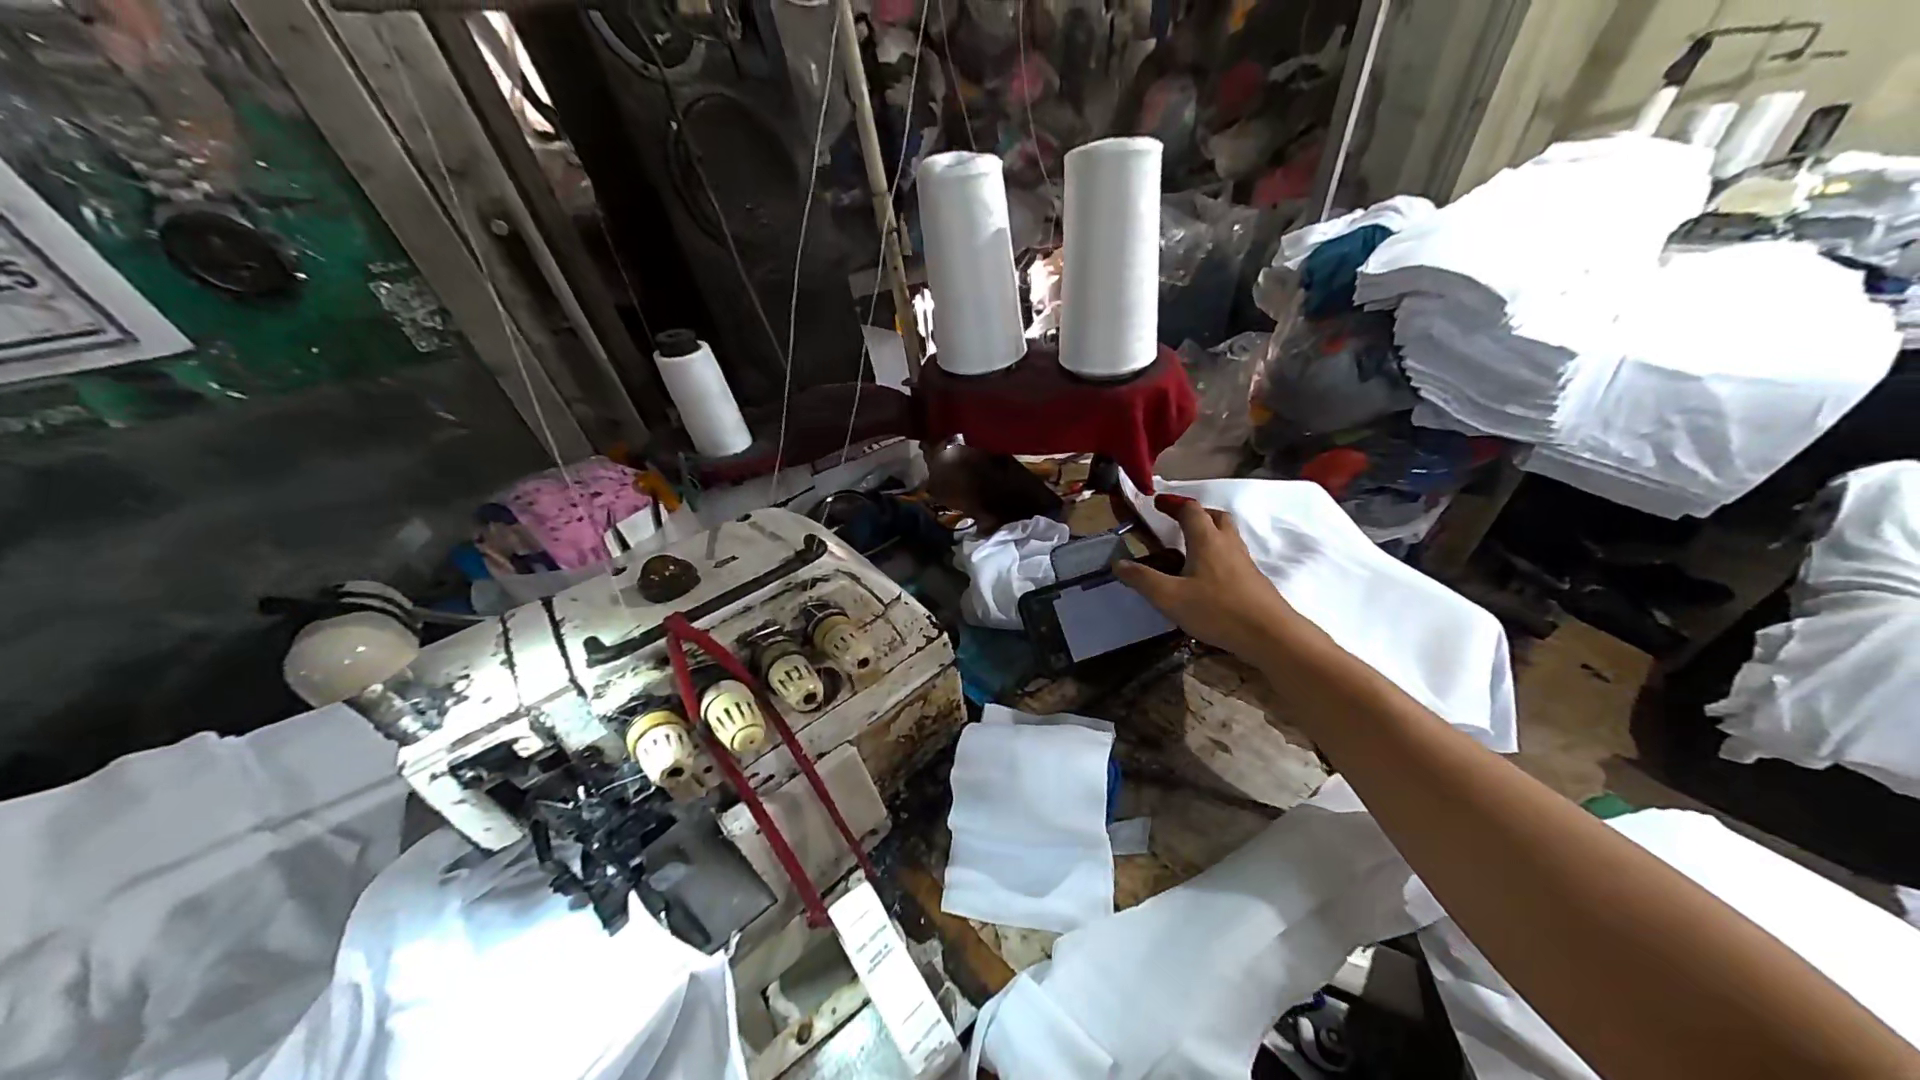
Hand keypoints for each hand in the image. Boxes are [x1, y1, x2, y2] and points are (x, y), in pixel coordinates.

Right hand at [1114, 495, 1305, 660]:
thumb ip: (1142, 579)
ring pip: (1227, 535)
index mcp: (1206, 539)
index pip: (1190, 510)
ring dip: (1208, 532)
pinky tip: (1206, 576)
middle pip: (1214, 516)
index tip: (1157, 504)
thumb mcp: (1170, 597)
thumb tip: (1118, 564)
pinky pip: (1232, 555)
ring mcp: (1244, 561)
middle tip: (1177, 523)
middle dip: (1195, 514)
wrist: (1270, 635)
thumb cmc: (1217, 610)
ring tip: (1189, 549)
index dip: (1172, 504)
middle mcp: (1228, 543)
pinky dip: (1217, 554)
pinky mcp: (1252, 579)